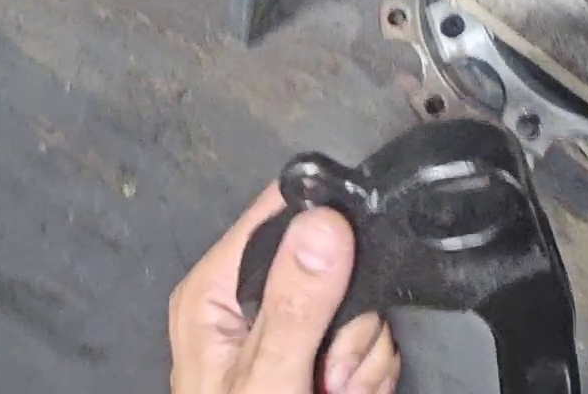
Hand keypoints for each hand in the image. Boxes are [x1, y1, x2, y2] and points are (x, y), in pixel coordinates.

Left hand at [170, 184, 401, 393]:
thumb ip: (296, 306)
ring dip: (364, 351)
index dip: (328, 225)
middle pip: (334, 253)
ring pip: (360, 296)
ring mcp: (289, 322)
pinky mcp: (321, 348)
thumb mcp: (268, 388)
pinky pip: (369, 330)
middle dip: (352, 316)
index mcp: (217, 290)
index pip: (282, 210)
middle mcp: (251, 296)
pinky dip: (370, 368)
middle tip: (335, 373)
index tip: (354, 271)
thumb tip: (325, 217)